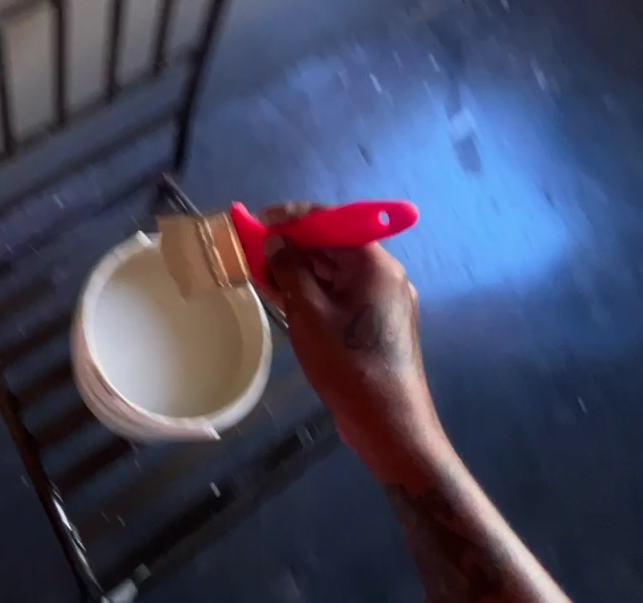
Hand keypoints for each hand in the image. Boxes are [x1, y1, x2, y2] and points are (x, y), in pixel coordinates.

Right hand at [262, 203, 444, 478]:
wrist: (389, 425)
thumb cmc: (349, 364)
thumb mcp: (308, 312)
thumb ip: (289, 269)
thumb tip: (276, 241)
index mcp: (374, 265)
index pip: (331, 221)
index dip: (292, 217)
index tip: (259, 220)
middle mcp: (382, 275)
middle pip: (331, 244)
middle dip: (291, 244)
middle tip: (253, 249)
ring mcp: (380, 299)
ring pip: (331, 269)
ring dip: (296, 268)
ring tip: (260, 273)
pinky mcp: (373, 320)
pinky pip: (337, 292)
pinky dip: (309, 289)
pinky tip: (280, 294)